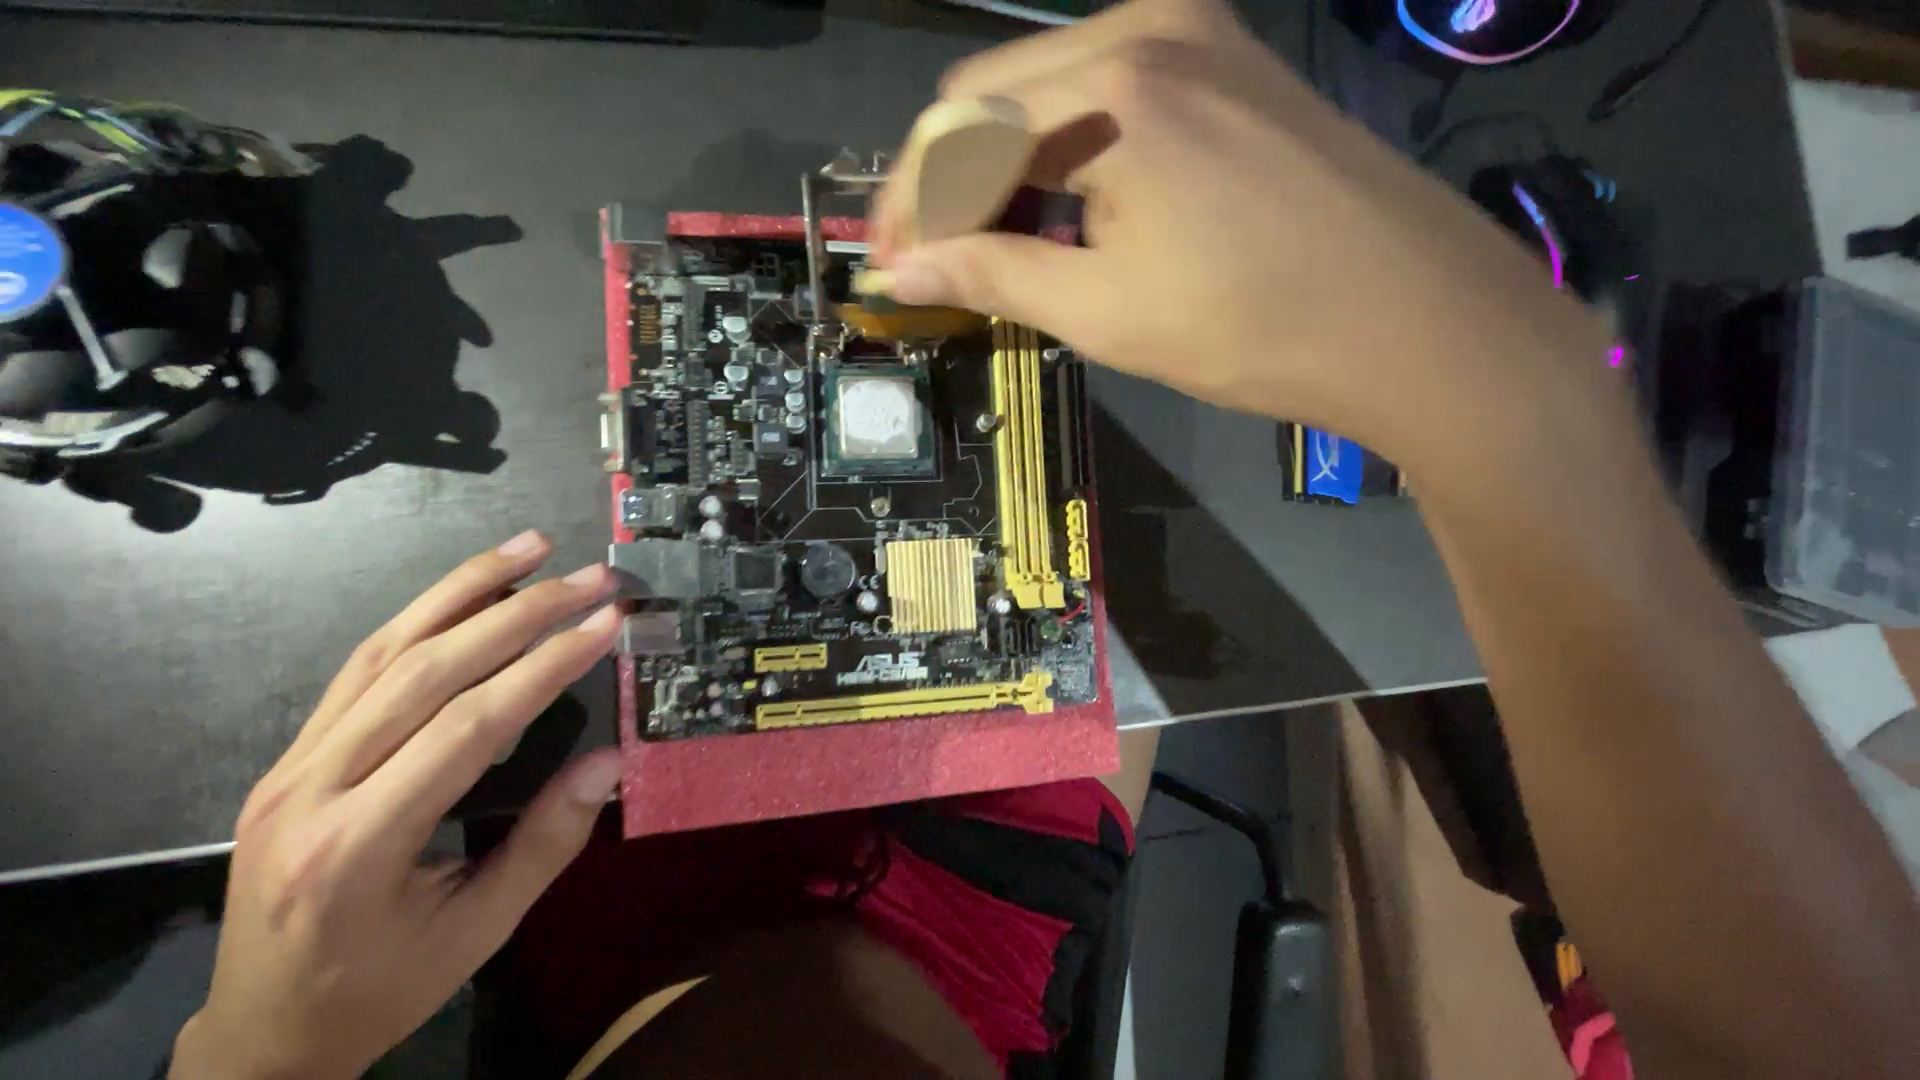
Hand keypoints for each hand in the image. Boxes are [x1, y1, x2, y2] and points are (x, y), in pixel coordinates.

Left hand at [171, 532, 624, 1079]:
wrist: (262, 1028)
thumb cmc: (380, 987)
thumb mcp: (479, 931)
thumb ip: (547, 842)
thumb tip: (610, 761)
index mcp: (360, 843)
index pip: (470, 724)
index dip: (546, 664)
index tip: (606, 621)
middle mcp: (313, 787)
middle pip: (428, 670)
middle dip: (520, 611)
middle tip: (589, 576)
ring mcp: (292, 763)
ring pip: (386, 650)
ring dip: (465, 588)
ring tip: (529, 547)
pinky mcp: (291, 753)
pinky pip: (360, 667)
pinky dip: (422, 617)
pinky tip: (466, 591)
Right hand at [869, 0, 1613, 462]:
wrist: (1419, 320)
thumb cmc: (1256, 329)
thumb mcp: (1105, 312)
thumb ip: (992, 273)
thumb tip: (898, 273)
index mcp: (1110, 88)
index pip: (958, 133)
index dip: (909, 206)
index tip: (887, 267)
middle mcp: (1146, 28)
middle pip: (992, 94)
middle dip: (951, 180)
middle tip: (939, 261)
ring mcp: (1198, 33)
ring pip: (1048, 86)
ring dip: (1008, 162)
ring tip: (1006, 246)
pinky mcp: (1231, 59)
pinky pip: (1110, 86)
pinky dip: (1070, 145)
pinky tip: (1075, 208)